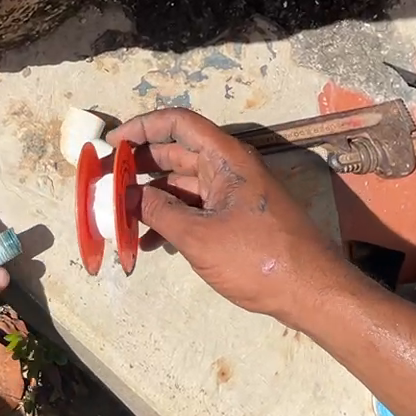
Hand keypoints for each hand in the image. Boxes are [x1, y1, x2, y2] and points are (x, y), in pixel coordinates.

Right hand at [108, 108, 360, 325]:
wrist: (311, 292)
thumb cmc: (257, 257)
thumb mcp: (199, 236)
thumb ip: (157, 211)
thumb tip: (122, 195)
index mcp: (225, 157)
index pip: (177, 123)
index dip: (141, 127)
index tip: (111, 144)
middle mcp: (228, 167)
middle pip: (174, 152)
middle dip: (138, 165)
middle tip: (104, 181)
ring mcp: (231, 193)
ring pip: (180, 183)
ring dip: (149, 197)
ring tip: (117, 215)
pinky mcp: (233, 217)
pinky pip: (193, 207)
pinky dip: (169, 218)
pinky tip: (146, 242)